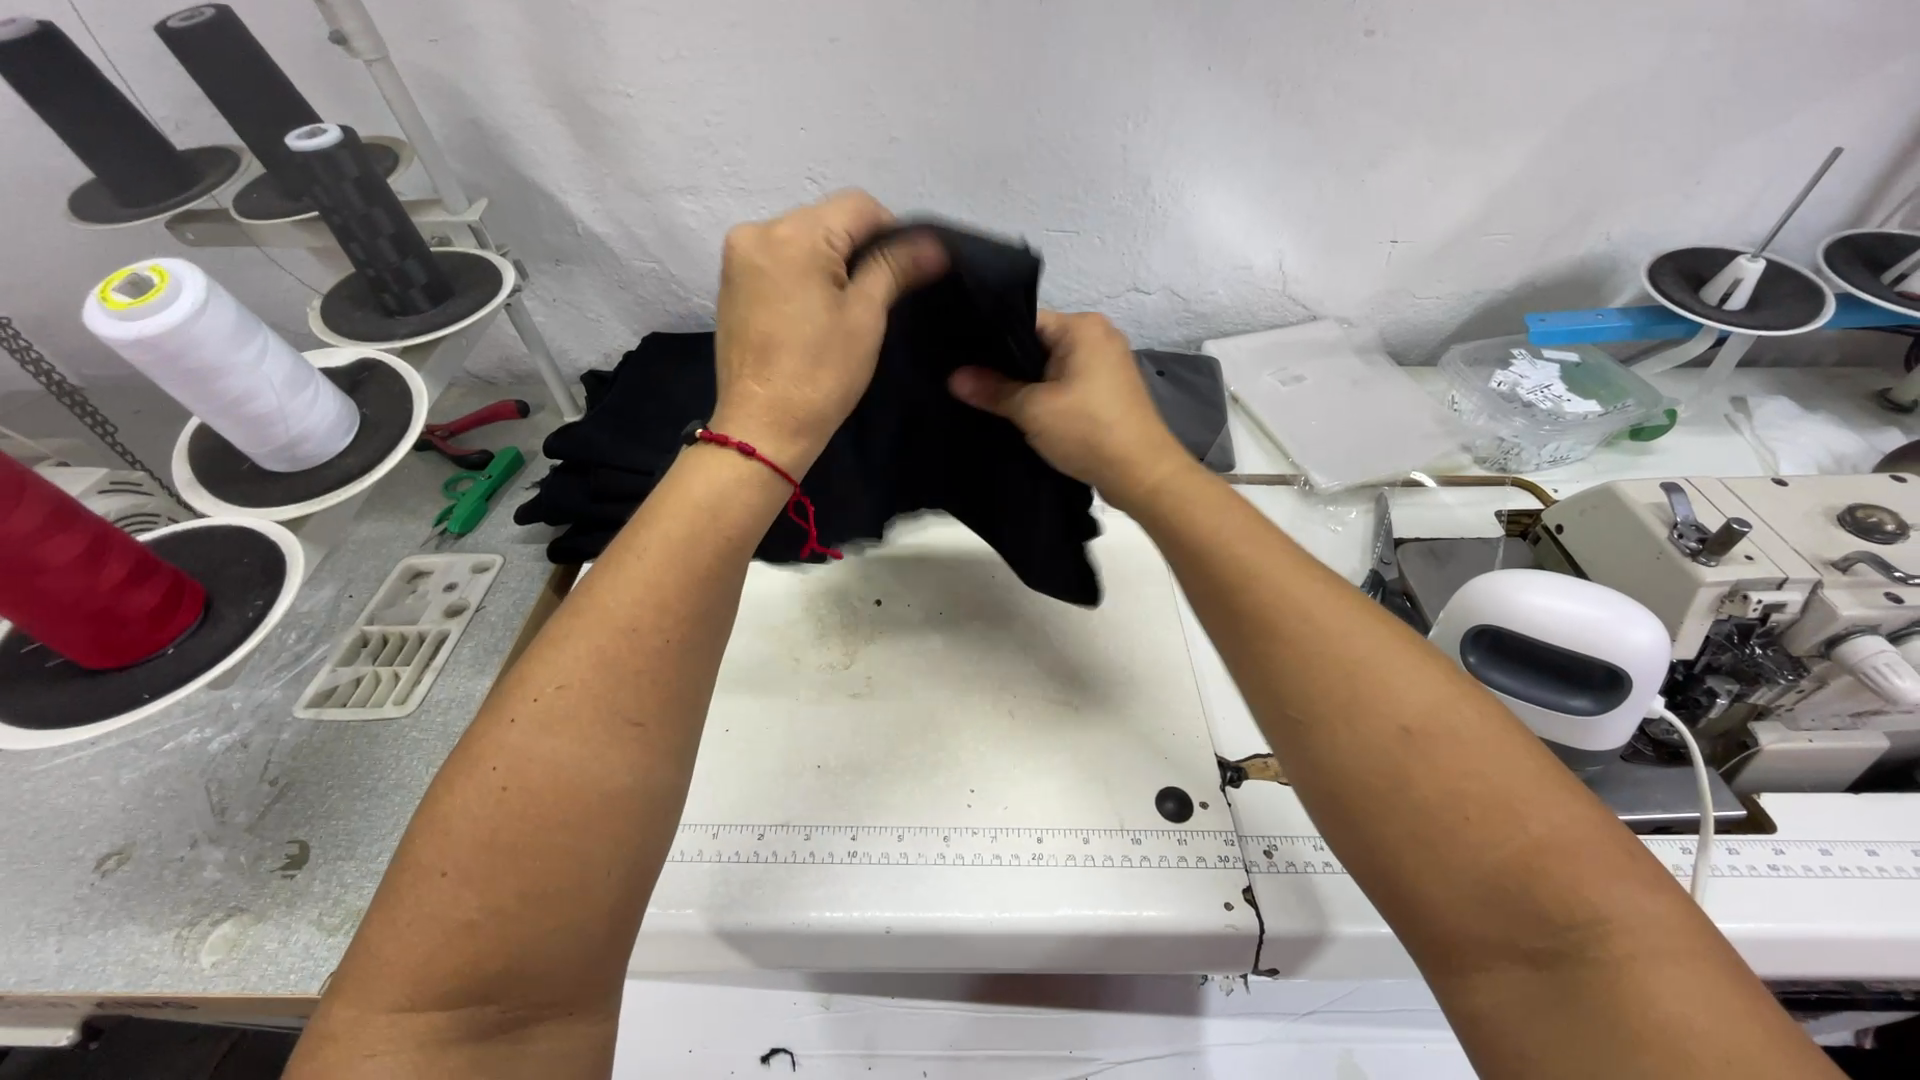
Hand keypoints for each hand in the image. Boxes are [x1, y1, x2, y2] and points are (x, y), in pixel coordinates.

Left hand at [711, 190, 946, 469]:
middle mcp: (758, 230)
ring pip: (802, 238)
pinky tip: (814, 311)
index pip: (859, 205)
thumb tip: (933, 243)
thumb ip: (896, 267)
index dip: (892, 232)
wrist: (762, 427)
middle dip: (857, 247)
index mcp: (793, 234)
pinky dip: (802, 274)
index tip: (905, 273)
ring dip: (830, 261)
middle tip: (878, 295)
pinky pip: (779, 259)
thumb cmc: (820, 374)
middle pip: (827, 219)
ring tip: (844, 306)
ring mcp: (738, 256)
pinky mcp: (730, 281)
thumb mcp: (866, 316)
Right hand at [948, 311, 1191, 510]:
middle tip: (968, 380)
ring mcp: (1108, 363)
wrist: (1142, 474)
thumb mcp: (1032, 410)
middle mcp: (1098, 335)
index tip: (961, 358)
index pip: (1023, 320)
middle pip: (1037, 343)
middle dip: (1006, 364)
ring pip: (1052, 366)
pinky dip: (1047, 395)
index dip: (990, 341)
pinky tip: (1022, 412)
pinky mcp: (1109, 389)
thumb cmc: (1088, 431)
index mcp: (1082, 326)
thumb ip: (993, 390)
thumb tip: (954, 378)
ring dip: (1027, 383)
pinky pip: (1067, 383)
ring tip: (988, 396)